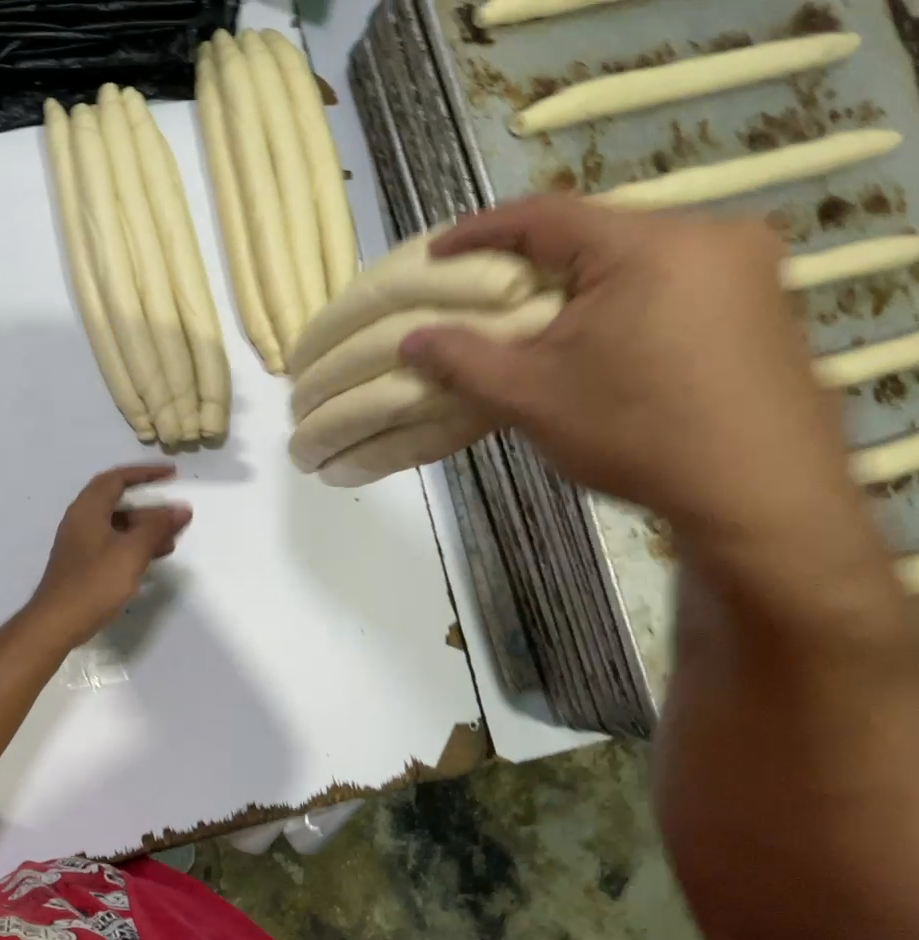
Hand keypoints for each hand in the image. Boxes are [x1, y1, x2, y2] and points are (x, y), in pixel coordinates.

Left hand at [27, 465, 191, 645]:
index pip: (117, 478)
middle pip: (117, 500)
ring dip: (144, 527)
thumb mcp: (131, 552)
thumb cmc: (94, 583)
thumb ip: (156, 527)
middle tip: (176, 513)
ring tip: (172, 539)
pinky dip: (133, 544)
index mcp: (87, 509)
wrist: (57, 621)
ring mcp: (79, 542)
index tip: (172, 474)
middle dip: (149, 505)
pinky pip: (112, 542)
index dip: (145, 472)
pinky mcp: (82, 562)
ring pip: (116, 524)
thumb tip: (180, 508)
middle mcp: (80, 520)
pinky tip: (152, 557)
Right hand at [399, 196, 857, 539]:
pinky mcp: (761, 297)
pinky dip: (616, 295)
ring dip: (572, 280)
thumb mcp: (528, 395)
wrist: (759, 491)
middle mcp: (710, 234)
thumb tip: (410, 340)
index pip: (546, 215)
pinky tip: (590, 334)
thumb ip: (462, 358)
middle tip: (475, 291)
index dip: (479, 231)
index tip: (433, 255)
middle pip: (592, 231)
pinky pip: (669, 276)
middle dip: (526, 259)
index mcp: (650, 245)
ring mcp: (746, 264)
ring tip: (527, 316)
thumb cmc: (635, 432)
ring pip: (630, 254)